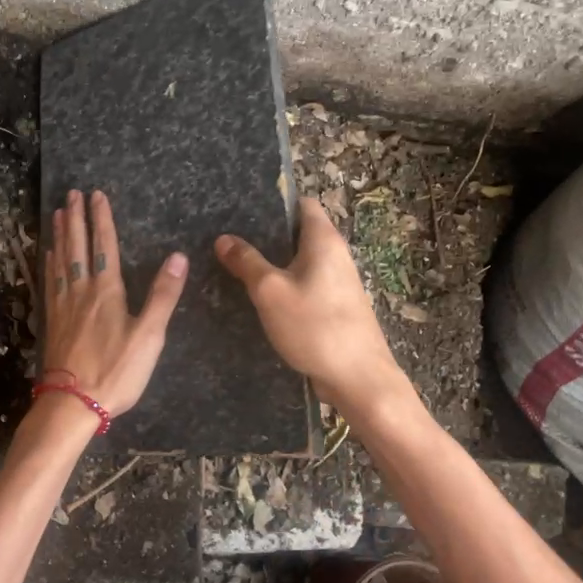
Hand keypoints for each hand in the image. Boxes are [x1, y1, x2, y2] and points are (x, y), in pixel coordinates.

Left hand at [41, 189, 187, 415]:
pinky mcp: (53, 320)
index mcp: (107, 291)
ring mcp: (64, 305)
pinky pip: (51, 281)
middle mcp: (81, 290)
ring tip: (59, 213)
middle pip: (78, 246)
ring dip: (61, 235)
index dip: (101, 219)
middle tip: (72, 193)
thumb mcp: (149, 335)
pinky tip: (49, 255)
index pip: (104, 245)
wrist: (73, 403)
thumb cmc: (116, 371)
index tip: (96, 195)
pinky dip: (50, 262)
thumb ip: (163, 295)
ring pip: (61, 260)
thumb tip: (178, 256)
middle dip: (77, 218)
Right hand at [215, 197, 410, 404]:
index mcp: (324, 240)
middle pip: (298, 232)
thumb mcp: (270, 291)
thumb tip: (223, 239)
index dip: (274, 203)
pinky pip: (304, 283)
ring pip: (299, 260)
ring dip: (273, 262)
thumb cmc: (315, 326)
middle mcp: (335, 255)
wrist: (358, 379)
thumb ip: (246, 262)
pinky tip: (259, 296)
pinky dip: (283, 284)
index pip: (301, 203)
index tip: (241, 210)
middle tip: (229, 238)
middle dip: (266, 235)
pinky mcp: (334, 306)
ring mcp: (337, 282)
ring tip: (236, 264)